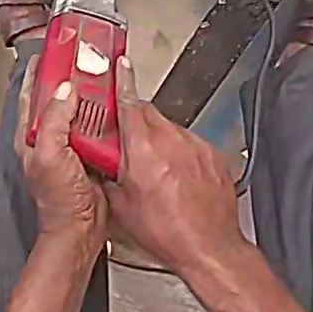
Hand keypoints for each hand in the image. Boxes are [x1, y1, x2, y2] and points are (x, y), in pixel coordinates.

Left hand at [16, 57, 107, 254]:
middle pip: (56, 99)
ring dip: (89, 94)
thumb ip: (54, 121)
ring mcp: (71, 145)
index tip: (47, 53)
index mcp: (31, 136)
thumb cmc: (58, 200)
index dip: (36, 73)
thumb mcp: (49, 155)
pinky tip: (114, 102)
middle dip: (66, 78)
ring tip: (99, 73)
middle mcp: (49, 137)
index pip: (31, 96)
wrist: (81, 229)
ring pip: (79, 110)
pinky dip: (105, 112)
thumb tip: (64, 90)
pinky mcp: (92, 152)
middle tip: (79, 58)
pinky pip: (98, 125)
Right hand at [103, 57, 244, 278]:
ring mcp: (194, 145)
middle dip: (137, 121)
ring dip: (160, 141)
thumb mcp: (122, 206)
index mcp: (143, 147)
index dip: (122, 81)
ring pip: (169, 129)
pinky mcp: (211, 154)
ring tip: (158, 171)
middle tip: (130, 142)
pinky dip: (181, 154)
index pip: (130, 102)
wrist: (209, 246)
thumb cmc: (168, 231)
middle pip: (149, 113)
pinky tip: (179, 179)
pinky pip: (190, 144)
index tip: (120, 65)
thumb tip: (101, 164)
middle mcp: (170, 139)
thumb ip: (108, 175)